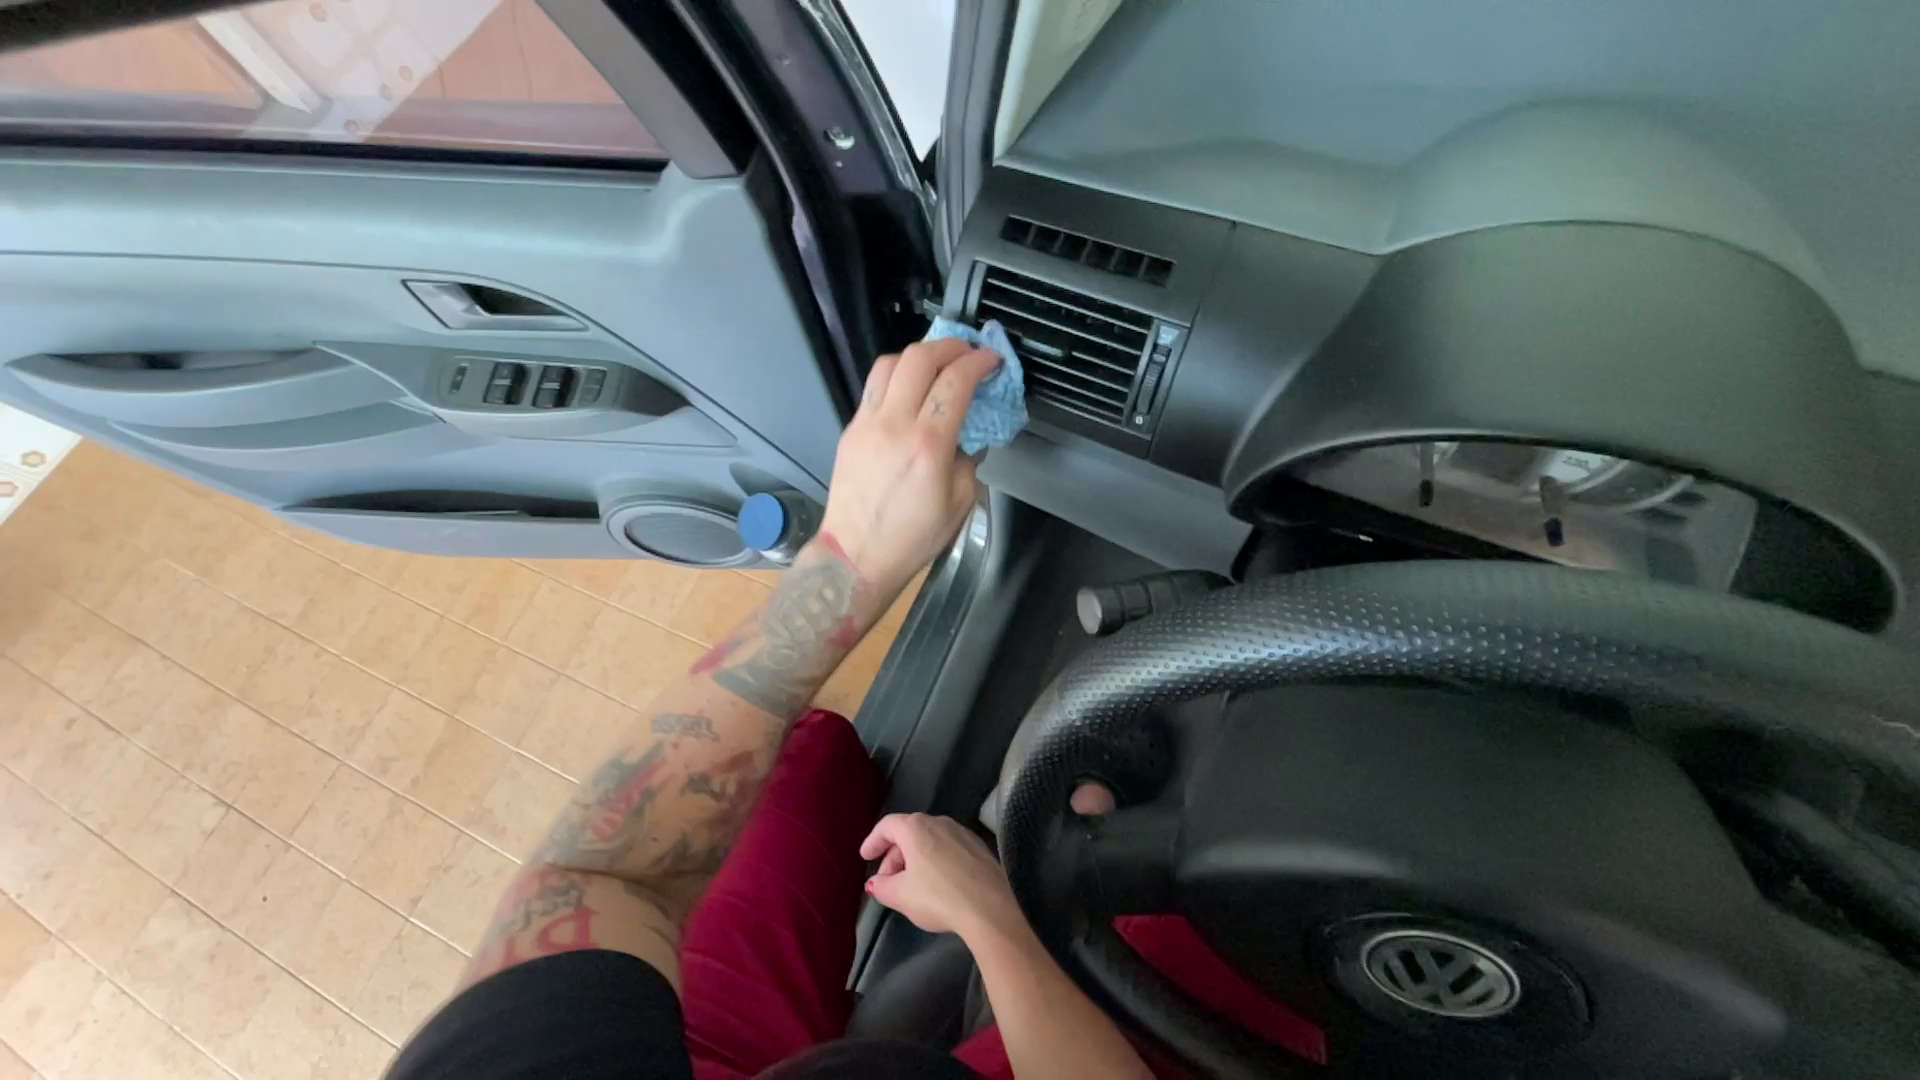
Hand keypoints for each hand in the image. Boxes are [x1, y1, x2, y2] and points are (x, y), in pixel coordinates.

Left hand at [817, 339, 999, 610]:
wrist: (856, 556)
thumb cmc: (910, 538)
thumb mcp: (959, 502)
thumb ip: (969, 460)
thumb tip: (969, 437)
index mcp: (928, 445)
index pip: (955, 381)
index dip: (978, 362)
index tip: (991, 360)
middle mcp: (894, 425)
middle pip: (919, 358)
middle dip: (948, 346)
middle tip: (966, 351)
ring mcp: (867, 424)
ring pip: (889, 364)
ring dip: (918, 355)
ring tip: (936, 363)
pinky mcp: (851, 431)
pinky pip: (873, 389)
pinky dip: (896, 378)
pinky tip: (910, 392)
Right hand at [861, 813, 1023, 942]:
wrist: (989, 907)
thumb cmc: (938, 896)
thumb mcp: (901, 896)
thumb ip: (882, 887)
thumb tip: (875, 882)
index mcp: (916, 828)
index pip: (887, 826)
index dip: (873, 841)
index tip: (865, 857)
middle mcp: (939, 822)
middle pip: (909, 832)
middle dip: (894, 856)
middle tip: (887, 881)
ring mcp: (962, 832)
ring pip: (930, 840)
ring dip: (915, 858)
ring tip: (910, 884)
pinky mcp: (979, 847)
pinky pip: (949, 848)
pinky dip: (936, 860)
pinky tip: (937, 883)